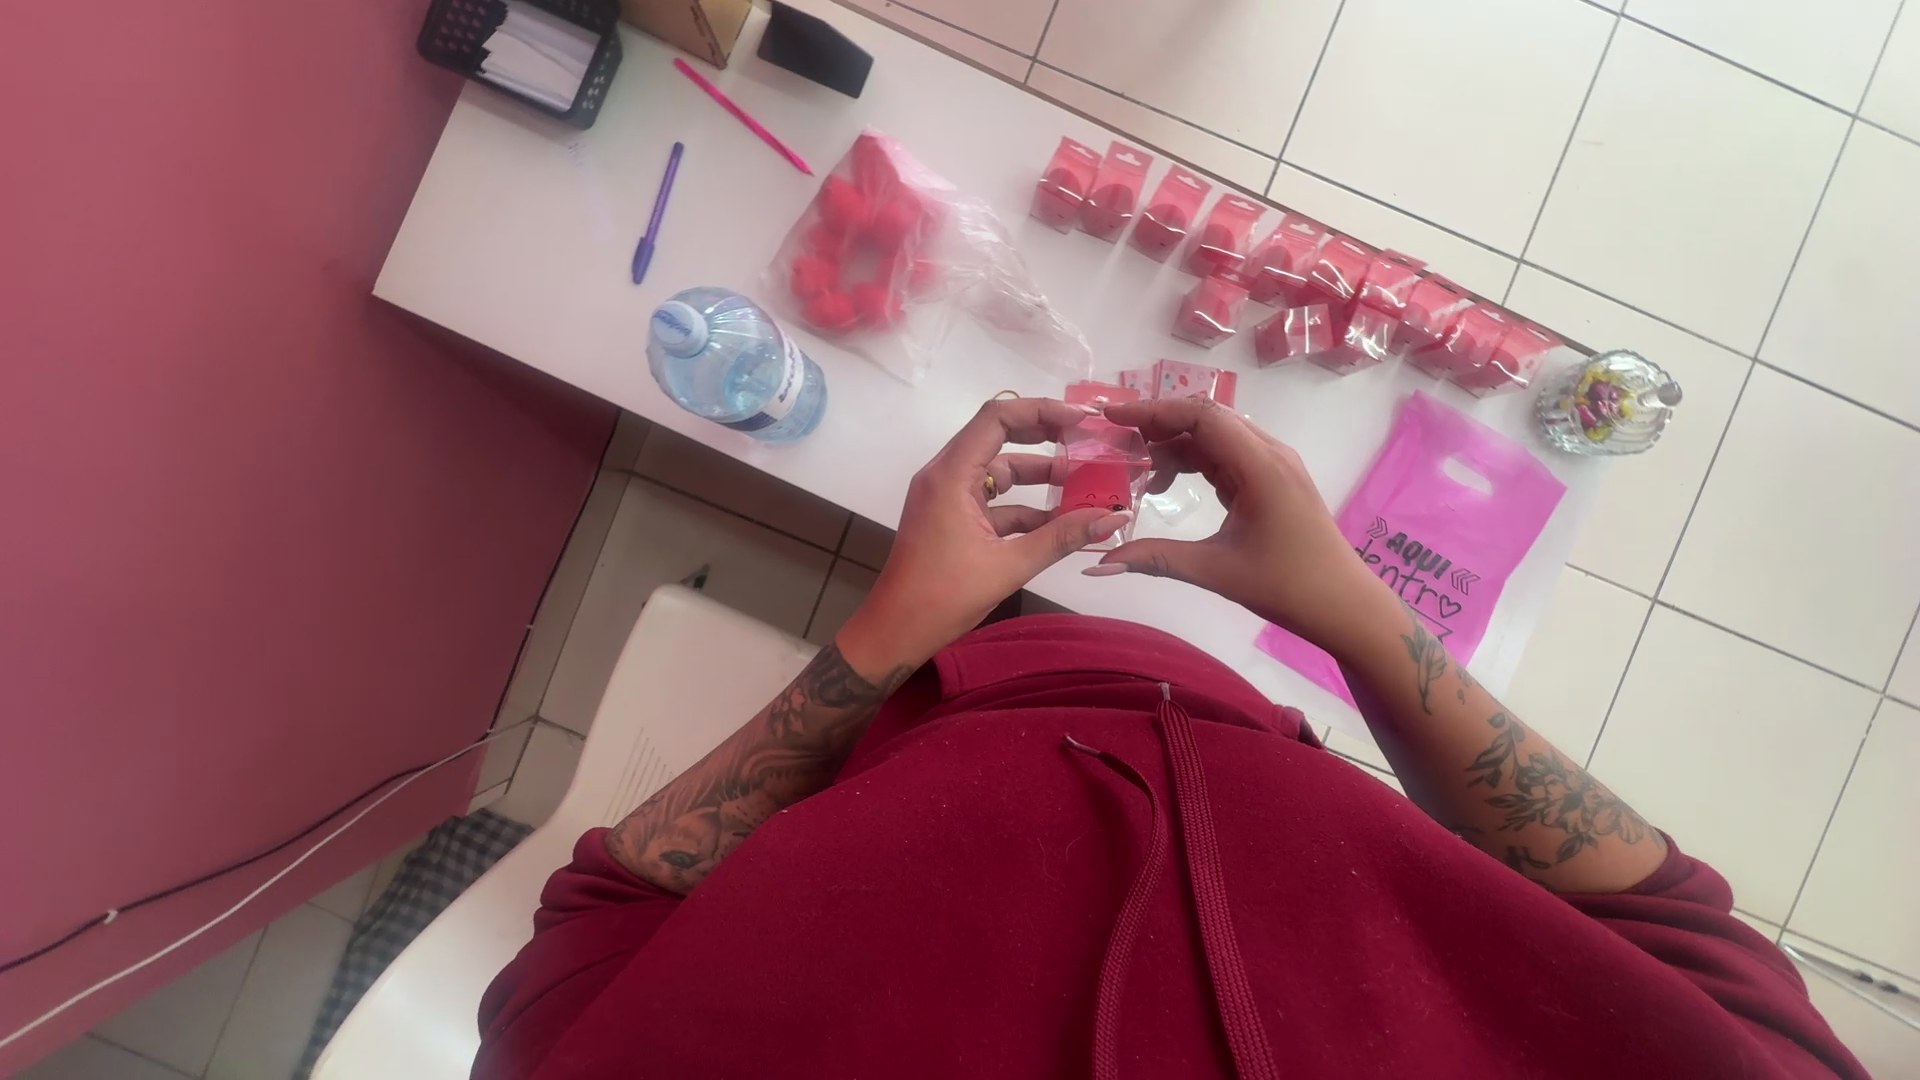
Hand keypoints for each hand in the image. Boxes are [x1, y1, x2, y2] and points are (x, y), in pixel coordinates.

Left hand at [837, 398, 1132, 677]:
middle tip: (1086, 440)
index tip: (1081, 420)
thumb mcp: (1009, 566)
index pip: (997, 418)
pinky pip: (990, 499)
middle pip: (997, 436)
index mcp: (950, 475)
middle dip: (1044, 436)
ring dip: (1037, 475)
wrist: (896, 631)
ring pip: (996, 470)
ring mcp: (946, 496)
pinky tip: (1059, 519)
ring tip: (1084, 482)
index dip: (1042, 410)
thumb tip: (1113, 518)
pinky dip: (1022, 505)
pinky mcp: (950, 517)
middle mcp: (944, 475)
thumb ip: (1062, 537)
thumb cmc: (943, 597)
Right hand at [1086, 397, 1392, 653]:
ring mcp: (1271, 465)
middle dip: (1156, 425)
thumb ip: (1155, 559)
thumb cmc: (1287, 586)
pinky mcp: (1269, 480)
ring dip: (1172, 445)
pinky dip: (1190, 460)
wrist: (1344, 605)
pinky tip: (1163, 482)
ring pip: (1213, 437)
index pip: (1201, 416)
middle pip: (1205, 419)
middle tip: (1113, 442)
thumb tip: (1099, 564)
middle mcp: (1268, 453)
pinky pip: (1223, 456)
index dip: (1153, 411)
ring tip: (1132, 467)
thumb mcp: (1215, 571)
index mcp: (1260, 466)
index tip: (1112, 417)